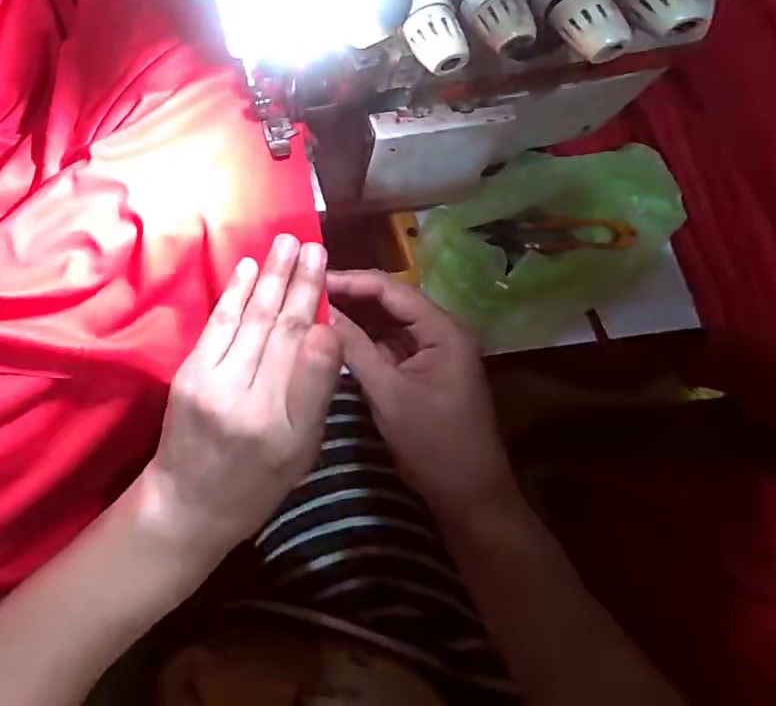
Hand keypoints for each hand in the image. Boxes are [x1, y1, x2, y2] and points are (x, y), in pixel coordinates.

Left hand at [135, 235, 343, 560]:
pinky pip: (218, 325)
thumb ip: (315, 396)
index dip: (321, 313)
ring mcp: (214, 385)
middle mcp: (251, 403)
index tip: (327, 272)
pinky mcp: (189, 375)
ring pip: (251, 320)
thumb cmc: (255, 482)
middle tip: (313, 245)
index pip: (313, 362)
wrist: (188, 502)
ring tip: (287, 243)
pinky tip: (249, 268)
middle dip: (300, 283)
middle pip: (282, 331)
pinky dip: (235, 293)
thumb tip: (327, 336)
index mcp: (288, 430)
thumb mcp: (301, 454)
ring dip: (271, 277)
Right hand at [326, 270, 515, 520]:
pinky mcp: (420, 365)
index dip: (350, 280)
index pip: (390, 289)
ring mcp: (430, 348)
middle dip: (348, 294)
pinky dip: (361, 336)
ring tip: (313, 305)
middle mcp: (439, 330)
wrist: (469, 496)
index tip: (312, 278)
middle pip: (388, 299)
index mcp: (442, 329)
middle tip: (306, 290)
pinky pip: (386, 340)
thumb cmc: (434, 444)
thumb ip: (354, 348)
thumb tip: (319, 312)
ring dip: (353, 313)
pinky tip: (332, 333)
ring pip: (385, 319)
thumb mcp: (388, 393)